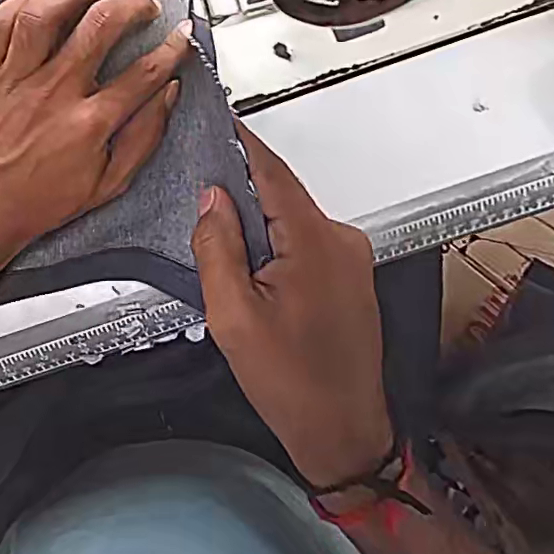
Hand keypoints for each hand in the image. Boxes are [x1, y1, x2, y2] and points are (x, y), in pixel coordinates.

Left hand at [0, 0, 191, 286]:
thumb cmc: (41, 200)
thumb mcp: (108, 184)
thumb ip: (145, 137)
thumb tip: (169, 93)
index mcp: (88, 124)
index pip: (144, 72)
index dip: (172, 47)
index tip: (181, 34)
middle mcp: (53, 94)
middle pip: (99, 27)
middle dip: (132, 5)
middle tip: (143, 5)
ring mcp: (17, 80)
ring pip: (44, 14)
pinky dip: (20, 2)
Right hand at [193, 124, 391, 488]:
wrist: (344, 433)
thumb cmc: (294, 384)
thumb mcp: (232, 315)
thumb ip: (217, 248)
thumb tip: (211, 200)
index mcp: (315, 245)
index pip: (273, 173)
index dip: (243, 143)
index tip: (222, 119)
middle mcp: (341, 242)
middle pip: (281, 194)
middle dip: (242, 189)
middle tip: (204, 193)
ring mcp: (350, 258)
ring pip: (291, 217)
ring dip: (258, 220)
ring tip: (224, 245)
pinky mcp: (350, 273)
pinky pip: (305, 237)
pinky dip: (276, 239)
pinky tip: (254, 266)